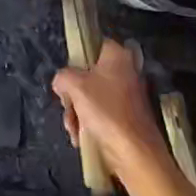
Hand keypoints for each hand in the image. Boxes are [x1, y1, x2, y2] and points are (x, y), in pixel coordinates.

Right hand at [51, 39, 167, 177]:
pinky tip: (81, 138)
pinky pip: (99, 114)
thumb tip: (62, 82)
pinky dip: (88, 125)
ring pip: (90, 97)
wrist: (134, 150)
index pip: (93, 45)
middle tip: (68, 107)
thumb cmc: (106, 111)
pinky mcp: (125, 117)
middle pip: (88, 75)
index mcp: (117, 56)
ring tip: (74, 129)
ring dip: (76, 113)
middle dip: (72, 95)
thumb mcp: (76, 87)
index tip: (67, 76)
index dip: (77, 59)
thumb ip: (63, 77)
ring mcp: (126, 95)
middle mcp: (125, 71)